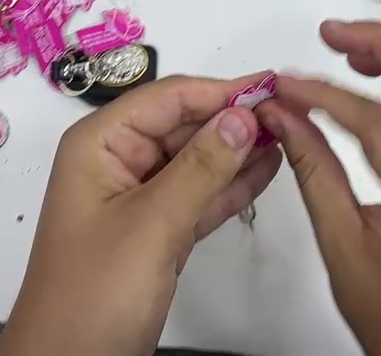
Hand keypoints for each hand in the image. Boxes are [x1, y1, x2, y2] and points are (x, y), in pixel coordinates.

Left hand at [0, 74, 284, 355]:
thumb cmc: (93, 295)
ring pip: (195, 158)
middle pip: (182, 123)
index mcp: (101, 143)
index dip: (219, 90)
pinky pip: (199, 193)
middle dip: (231, 117)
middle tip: (287, 110)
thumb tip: (242, 116)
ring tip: (286, 132)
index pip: (168, 99)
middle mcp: (118, 159)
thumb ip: (200, 168)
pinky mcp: (157, 229)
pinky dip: (231, 184)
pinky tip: (266, 168)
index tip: (269, 85)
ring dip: (237, 148)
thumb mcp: (151, 225)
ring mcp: (138, 195)